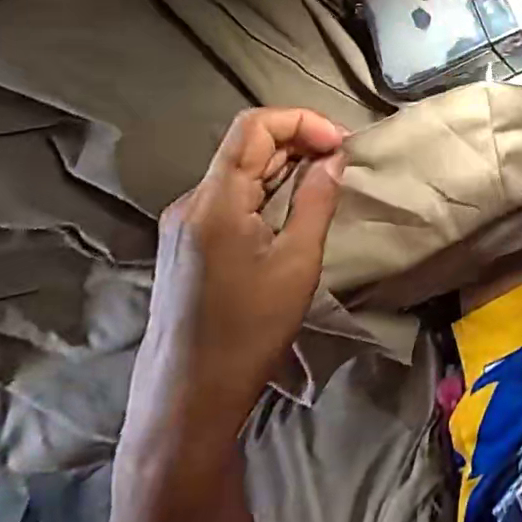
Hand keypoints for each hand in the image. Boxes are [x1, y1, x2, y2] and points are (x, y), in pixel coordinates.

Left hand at [114, 108, 346, 521]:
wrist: (185, 400)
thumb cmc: (247, 332)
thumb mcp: (296, 264)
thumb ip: (315, 201)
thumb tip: (332, 157)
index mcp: (215, 199)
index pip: (253, 126)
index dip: (300, 121)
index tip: (337, 143)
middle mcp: (191, 200)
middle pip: (245, 146)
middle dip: (296, 142)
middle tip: (338, 161)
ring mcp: (183, 221)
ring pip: (237, 171)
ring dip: (281, 167)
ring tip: (321, 182)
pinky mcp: (184, 241)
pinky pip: (227, 197)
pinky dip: (262, 190)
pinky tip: (287, 210)